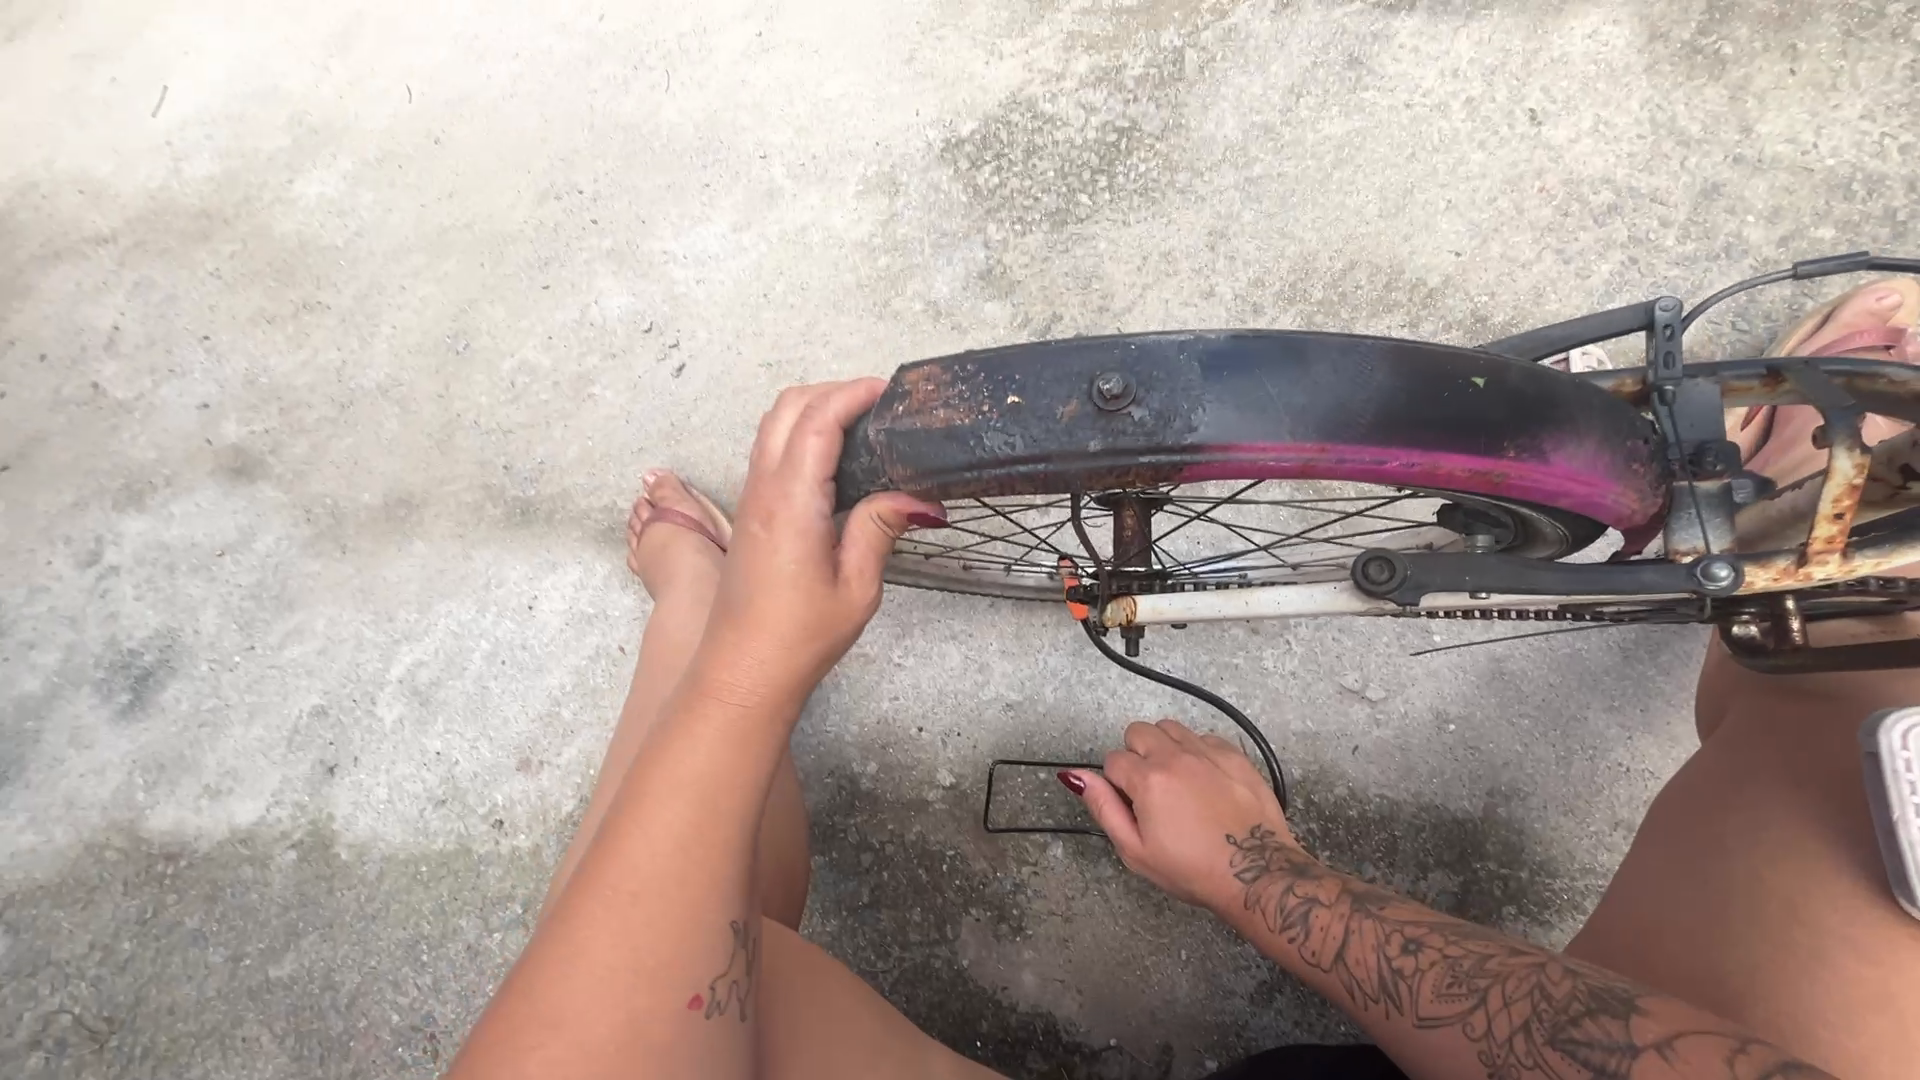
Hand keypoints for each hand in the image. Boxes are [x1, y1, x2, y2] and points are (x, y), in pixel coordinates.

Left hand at [689, 378, 944, 712]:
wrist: (741, 672)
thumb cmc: (798, 637)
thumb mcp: (856, 587)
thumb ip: (879, 528)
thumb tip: (913, 495)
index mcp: (791, 502)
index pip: (817, 421)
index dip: (852, 394)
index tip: (888, 391)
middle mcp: (763, 490)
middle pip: (787, 407)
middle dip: (832, 391)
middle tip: (878, 404)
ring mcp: (750, 499)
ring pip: (772, 424)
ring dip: (812, 408)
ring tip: (859, 423)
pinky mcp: (749, 513)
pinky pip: (768, 450)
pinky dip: (798, 432)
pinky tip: (832, 457)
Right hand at [1064, 719, 1308, 913]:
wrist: (1258, 874)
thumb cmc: (1193, 870)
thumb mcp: (1135, 851)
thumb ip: (1102, 806)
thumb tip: (1074, 775)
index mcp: (1148, 780)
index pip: (1112, 760)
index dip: (1116, 784)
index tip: (1132, 805)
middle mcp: (1176, 756)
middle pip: (1138, 731)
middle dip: (1136, 755)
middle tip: (1150, 789)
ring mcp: (1208, 752)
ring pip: (1170, 727)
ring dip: (1165, 746)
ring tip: (1176, 779)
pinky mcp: (1235, 756)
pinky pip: (1203, 736)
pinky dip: (1197, 751)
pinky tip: (1203, 779)